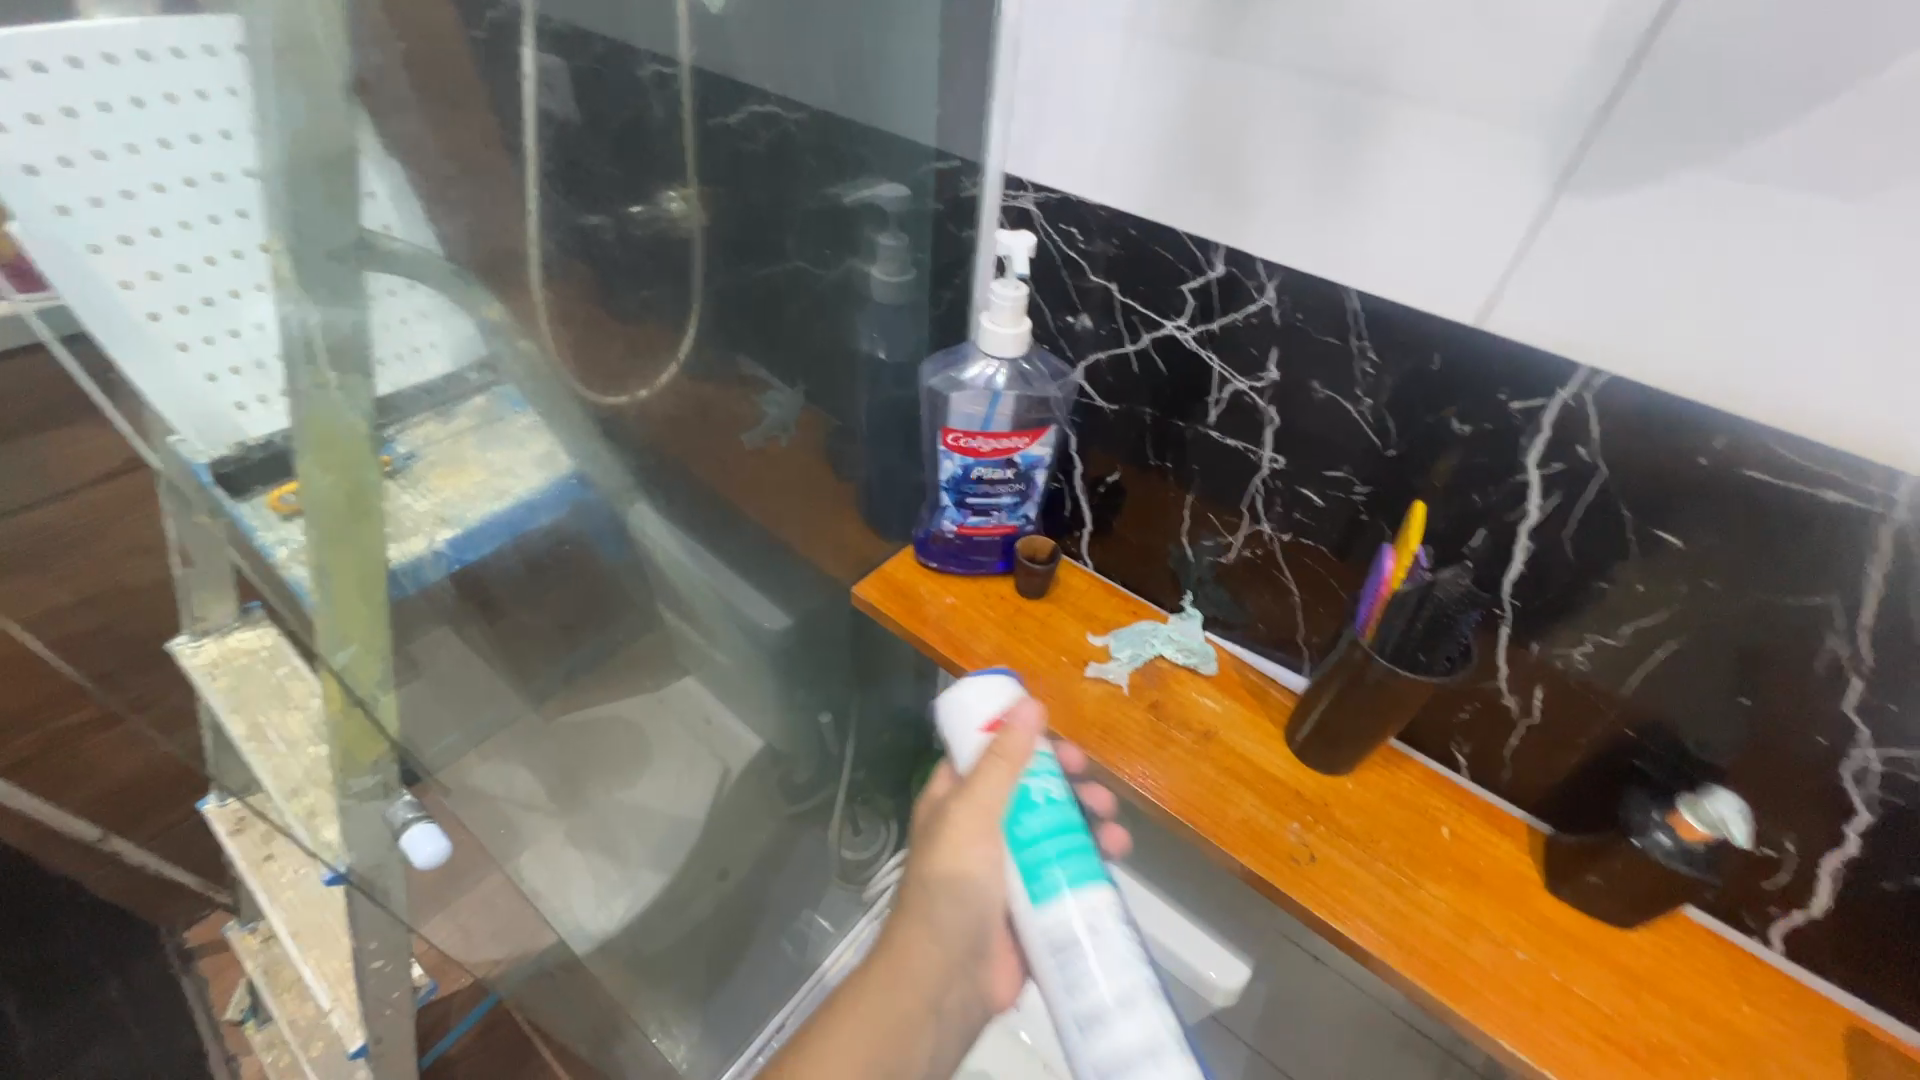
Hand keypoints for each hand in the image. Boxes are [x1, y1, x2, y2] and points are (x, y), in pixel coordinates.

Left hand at [879, 697, 1131, 1029]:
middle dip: (1064, 779)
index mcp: (956, 800)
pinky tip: (1115, 853)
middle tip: (1088, 777)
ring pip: (1057, 826)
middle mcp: (982, 827)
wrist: (949, 980)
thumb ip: (1003, 759)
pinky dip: (1094, 856)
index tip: (1055, 734)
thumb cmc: (952, 885)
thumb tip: (1029, 701)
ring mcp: (1010, 866)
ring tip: (1110, 822)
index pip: (989, 754)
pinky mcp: (1036, 900)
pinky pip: (1069, 867)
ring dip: (1087, 816)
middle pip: (1031, 788)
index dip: (1022, 738)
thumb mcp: (973, 811)